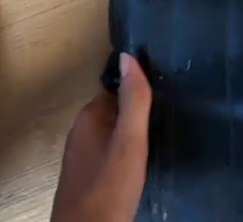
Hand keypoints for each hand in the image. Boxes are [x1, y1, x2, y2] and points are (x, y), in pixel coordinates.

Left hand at [51, 54, 151, 221]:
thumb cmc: (108, 188)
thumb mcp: (129, 143)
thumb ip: (133, 101)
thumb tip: (128, 54)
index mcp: (89, 116)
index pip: (118, 90)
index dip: (139, 93)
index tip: (163, 99)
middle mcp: (80, 131)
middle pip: (114, 112)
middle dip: (135, 116)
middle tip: (163, 124)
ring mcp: (79, 157)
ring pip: (111, 136)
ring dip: (129, 139)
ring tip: (155, 145)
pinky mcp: (83, 179)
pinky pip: (106, 156)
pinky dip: (121, 158)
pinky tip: (136, 170)